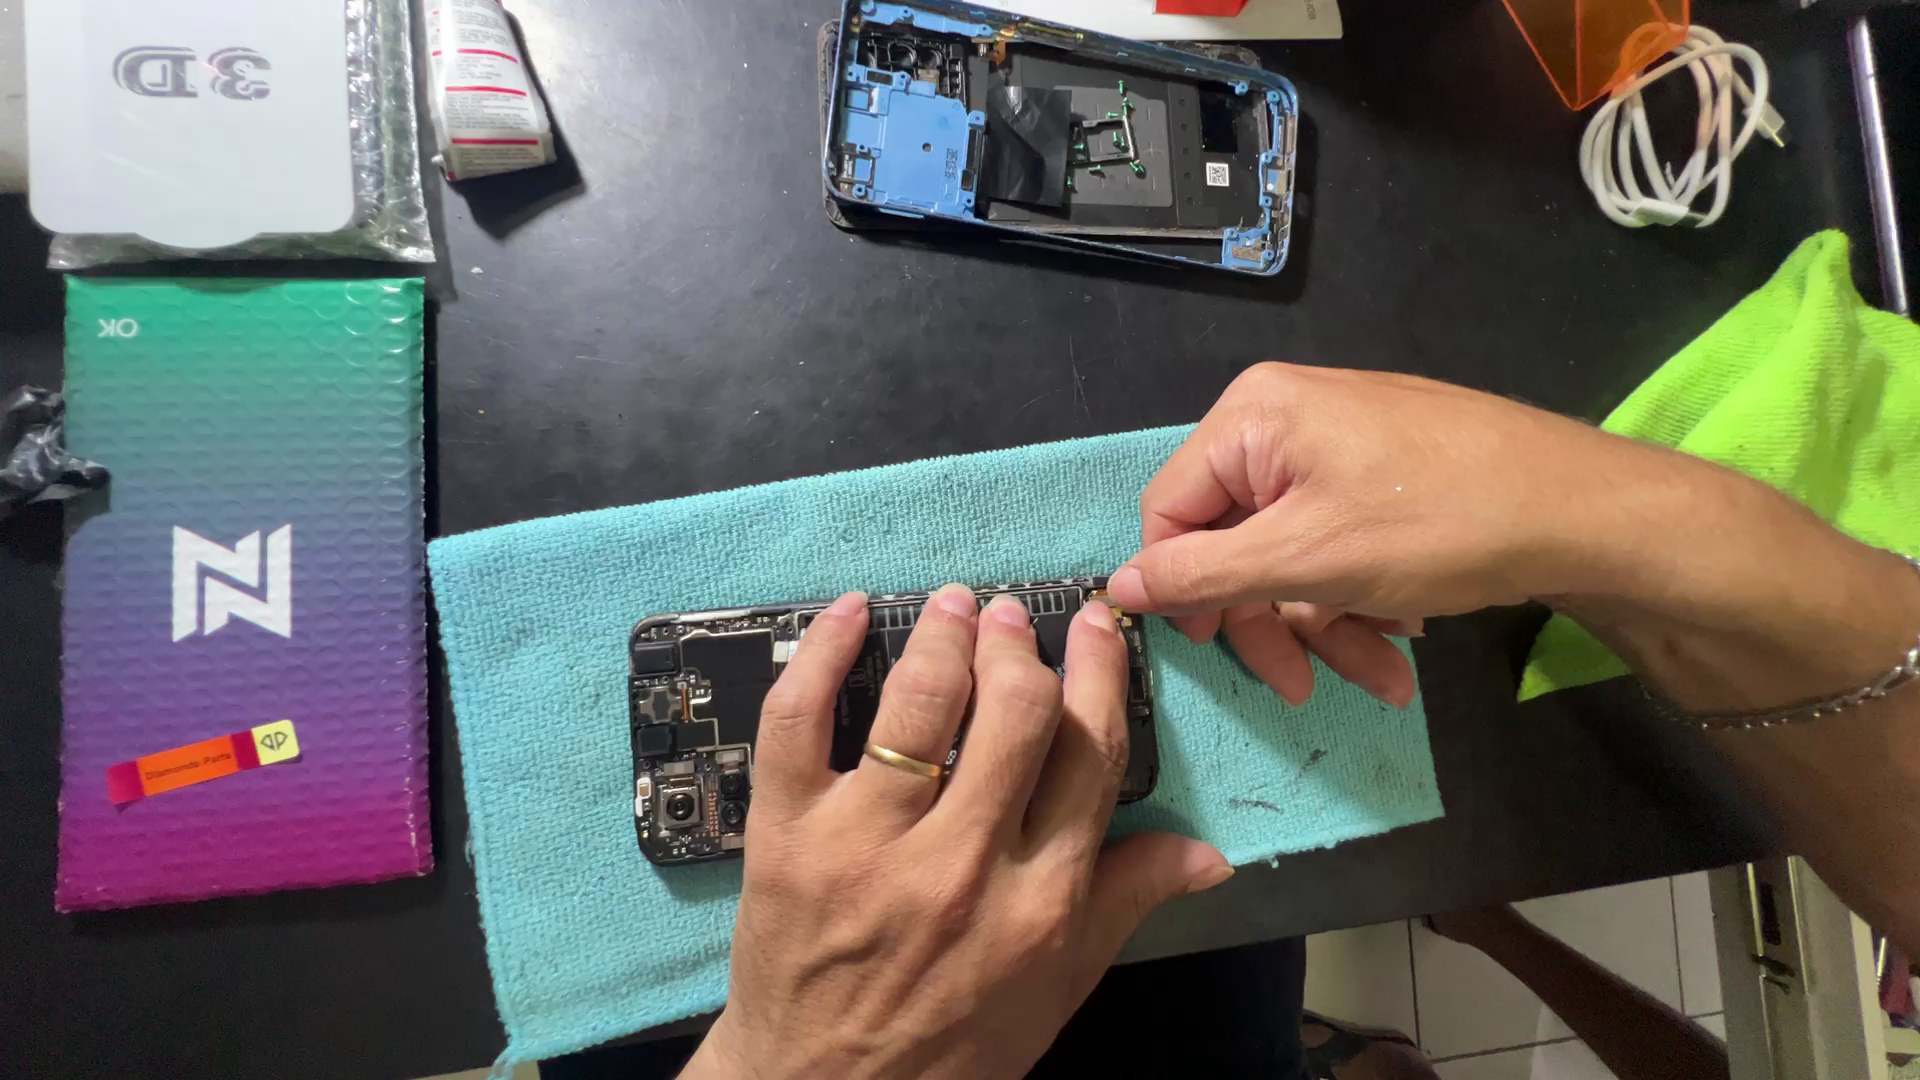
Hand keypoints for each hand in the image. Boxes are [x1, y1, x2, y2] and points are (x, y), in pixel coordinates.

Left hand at [682, 585, 1231, 1079]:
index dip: (1098, 671)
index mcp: (1040, 897)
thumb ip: (1128, 902)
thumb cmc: (954, 1041)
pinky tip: (848, 611)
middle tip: (1008, 615)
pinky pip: (799, 720)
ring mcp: (867, 843)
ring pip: (920, 703)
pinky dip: (822, 652)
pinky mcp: (787, 832)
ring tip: (953, 604)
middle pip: (1014, 712)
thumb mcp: (1060, 987)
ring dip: (943, 635)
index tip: (1093, 623)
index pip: (1087, 751)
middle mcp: (961, 862)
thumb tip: (1210, 853)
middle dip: (1017, 645)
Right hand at [1106, 363, 1667, 704]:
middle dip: (1271, 619)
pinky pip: (1327, 536)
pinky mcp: (1372, 466)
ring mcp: (1331, 440)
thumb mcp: (1301, 559)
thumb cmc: (1438, 526)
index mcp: (1249, 418)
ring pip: (1285, 548)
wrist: (1602, 514)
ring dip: (1322, 619)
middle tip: (1300, 685)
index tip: (1209, 644)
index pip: (1169, 509)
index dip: (1180, 584)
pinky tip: (1400, 623)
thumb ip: (1197, 573)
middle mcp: (1280, 417)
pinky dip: (1351, 590)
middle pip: (1233, 537)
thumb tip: (1115, 588)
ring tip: (1383, 675)